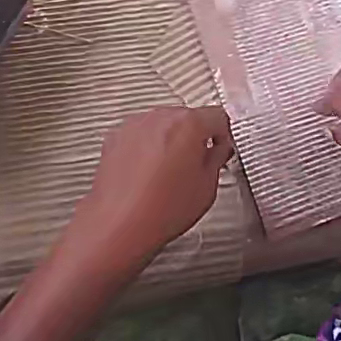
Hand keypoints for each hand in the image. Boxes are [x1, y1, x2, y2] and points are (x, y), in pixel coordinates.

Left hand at [74, 107, 233, 260]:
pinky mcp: (116, 137)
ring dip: (169, 141)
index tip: (221, 146)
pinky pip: (140, 135)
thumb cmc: (160, 209)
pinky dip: (146, 147)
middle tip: (197, 164)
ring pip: (162, 125)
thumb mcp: (207, 187)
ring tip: (169, 174)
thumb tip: (218, 151)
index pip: (217, 116)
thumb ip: (217, 158)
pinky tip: (149, 174)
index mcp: (189, 124)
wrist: (119, 223)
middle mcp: (160, 117)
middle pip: (187, 118)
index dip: (223, 134)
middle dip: (194, 137)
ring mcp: (136, 125)